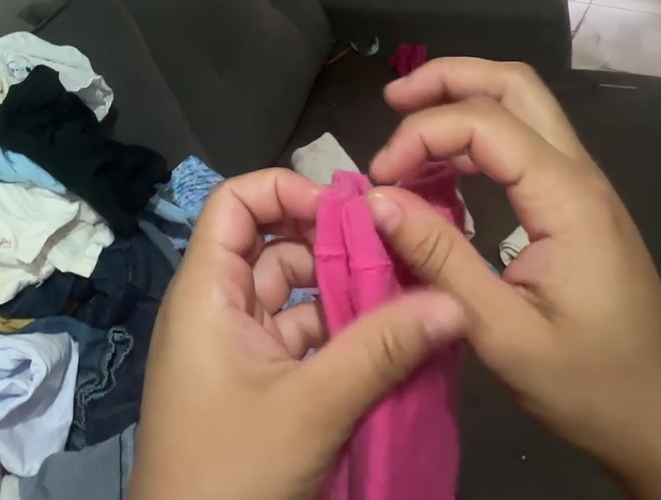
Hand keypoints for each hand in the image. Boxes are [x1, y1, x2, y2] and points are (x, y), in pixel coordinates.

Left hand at [131, 169, 468, 499]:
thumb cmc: (232, 470)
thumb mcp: (312, 406)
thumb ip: (383, 349)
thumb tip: (454, 302)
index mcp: (206, 290)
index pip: (234, 201)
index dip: (285, 189)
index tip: (344, 209)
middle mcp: (215, 304)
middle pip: (268, 241)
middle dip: (327, 240)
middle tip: (389, 246)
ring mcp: (231, 343)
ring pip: (287, 289)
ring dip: (337, 288)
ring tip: (397, 289)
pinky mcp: (250, 378)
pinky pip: (294, 332)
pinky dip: (333, 329)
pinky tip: (381, 337)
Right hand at [368, 61, 660, 498]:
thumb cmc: (590, 386)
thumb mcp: (502, 332)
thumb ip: (439, 258)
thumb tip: (377, 199)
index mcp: (567, 198)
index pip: (484, 122)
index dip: (421, 134)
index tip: (378, 178)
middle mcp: (579, 175)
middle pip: (513, 85)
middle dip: (447, 79)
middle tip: (391, 102)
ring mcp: (582, 187)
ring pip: (522, 106)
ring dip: (462, 103)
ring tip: (407, 131)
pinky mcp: (576, 206)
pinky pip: (524, 145)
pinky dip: (477, 140)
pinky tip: (442, 173)